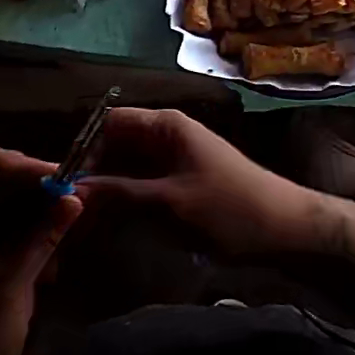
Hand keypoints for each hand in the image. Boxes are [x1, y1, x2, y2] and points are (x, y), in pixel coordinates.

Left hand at [0, 146, 81, 354]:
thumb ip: (43, 237)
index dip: (24, 165)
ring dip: (45, 220)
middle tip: (76, 209)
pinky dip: (41, 241)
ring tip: (61, 252)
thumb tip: (76, 199)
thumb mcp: (11, 284)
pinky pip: (22, 231)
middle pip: (6, 181)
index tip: (62, 182)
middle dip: (42, 192)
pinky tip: (51, 271)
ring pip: (19, 206)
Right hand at [76, 108, 343, 256]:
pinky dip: (125, 202)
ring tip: (83, 224)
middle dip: (92, 175)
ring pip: (126, 169)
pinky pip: (142, 186)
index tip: (65, 184)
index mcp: (165, 125)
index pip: (109, 123)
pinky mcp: (180, 184)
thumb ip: (120, 194)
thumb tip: (74, 190)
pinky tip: (109, 226)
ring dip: (106, 193)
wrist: (288, 231)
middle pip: (114, 147)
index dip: (84, 149)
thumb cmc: (231, 208)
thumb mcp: (171, 203)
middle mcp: (166, 136)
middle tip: (70, 212)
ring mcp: (174, 160)